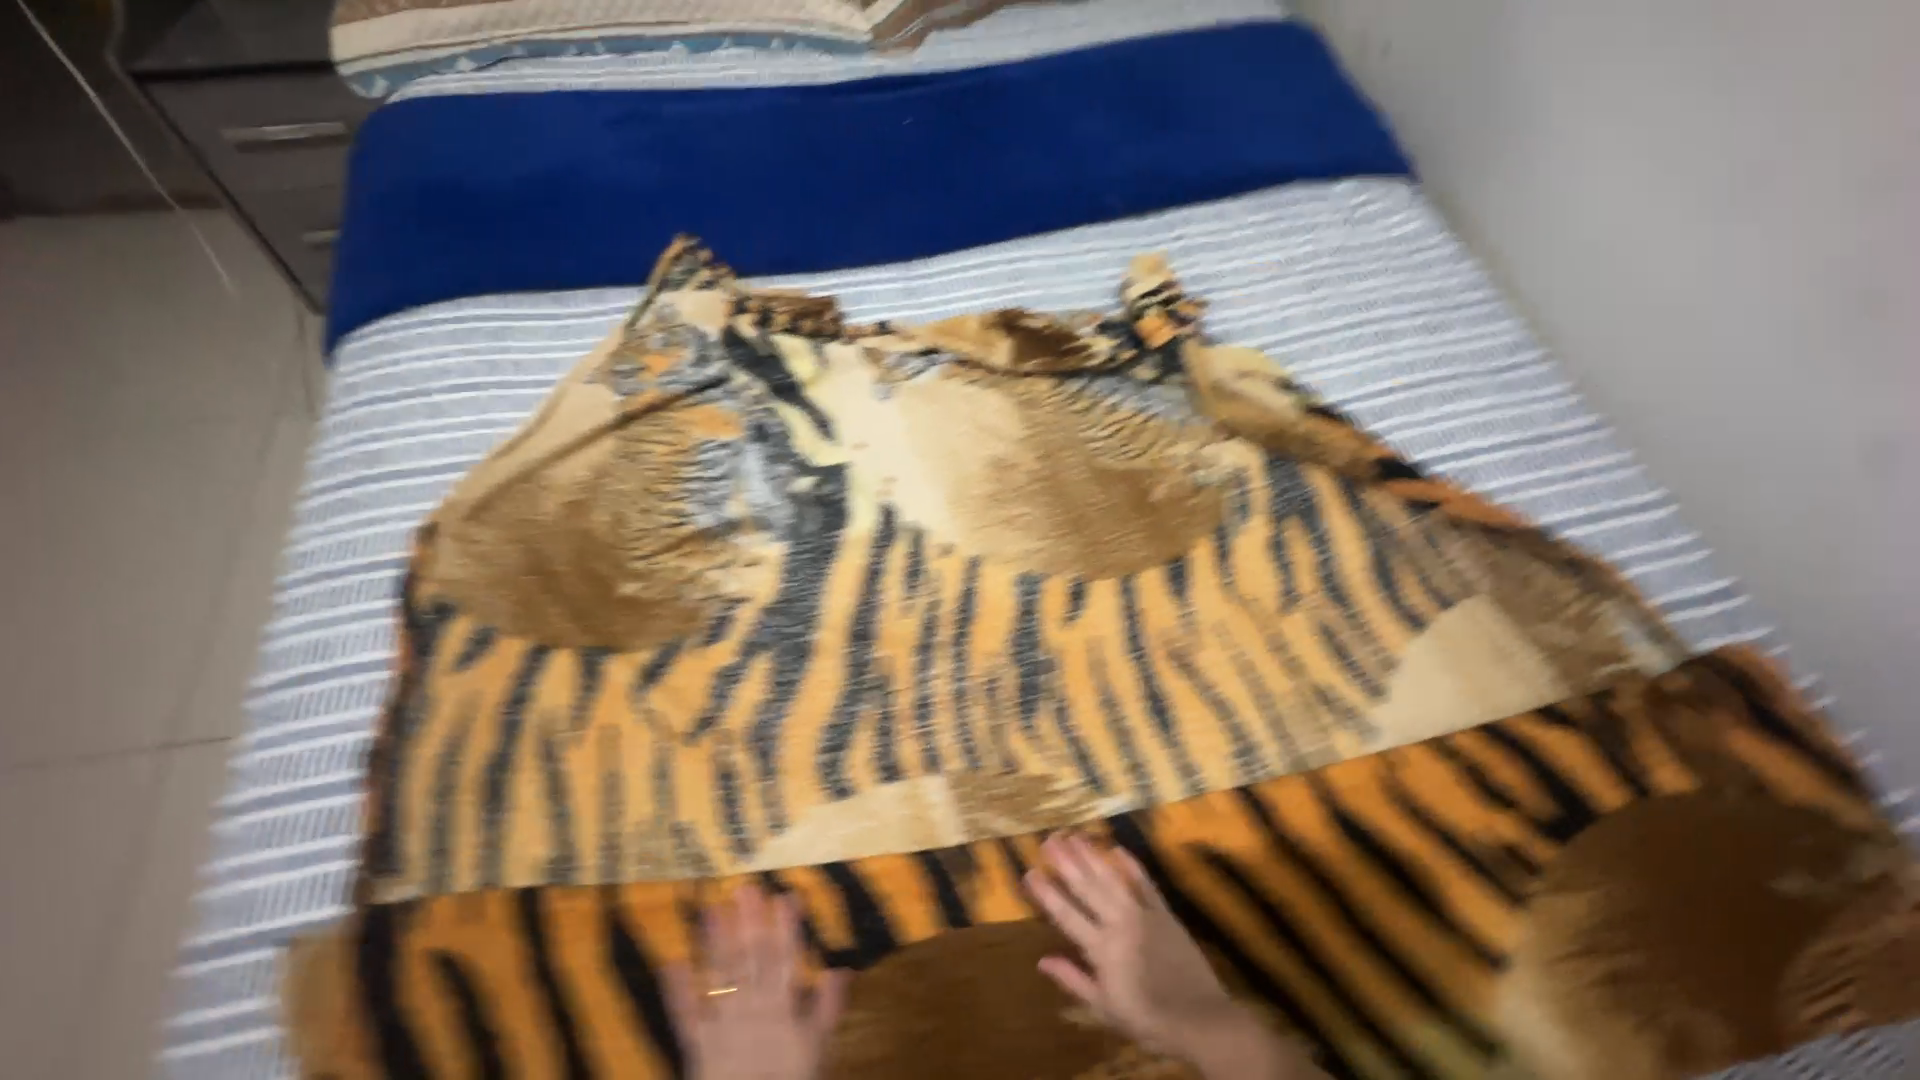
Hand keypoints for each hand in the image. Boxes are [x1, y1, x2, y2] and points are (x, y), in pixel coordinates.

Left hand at [664, 885, 850, 1079]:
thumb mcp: (817, 1049)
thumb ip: (827, 1008)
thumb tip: (840, 968)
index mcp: (783, 1008)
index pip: (786, 960)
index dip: (786, 929)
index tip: (785, 896)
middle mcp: (752, 1009)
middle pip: (752, 961)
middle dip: (749, 924)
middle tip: (744, 888)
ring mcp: (723, 1024)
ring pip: (721, 977)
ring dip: (714, 944)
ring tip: (710, 909)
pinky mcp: (698, 1044)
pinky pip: (686, 1016)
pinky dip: (677, 991)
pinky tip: (670, 962)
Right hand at [1026, 835, 1326, 1079]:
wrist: (1201, 1019)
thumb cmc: (1148, 1019)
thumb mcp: (1105, 1008)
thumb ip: (1073, 980)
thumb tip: (1042, 960)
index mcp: (1101, 949)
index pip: (1067, 915)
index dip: (1047, 893)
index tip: (1029, 871)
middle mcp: (1119, 924)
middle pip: (1088, 887)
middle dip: (1066, 862)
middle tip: (1048, 839)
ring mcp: (1143, 914)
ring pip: (1112, 878)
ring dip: (1092, 856)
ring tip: (1074, 835)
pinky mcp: (1165, 913)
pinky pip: (1145, 883)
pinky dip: (1131, 865)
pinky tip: (1117, 848)